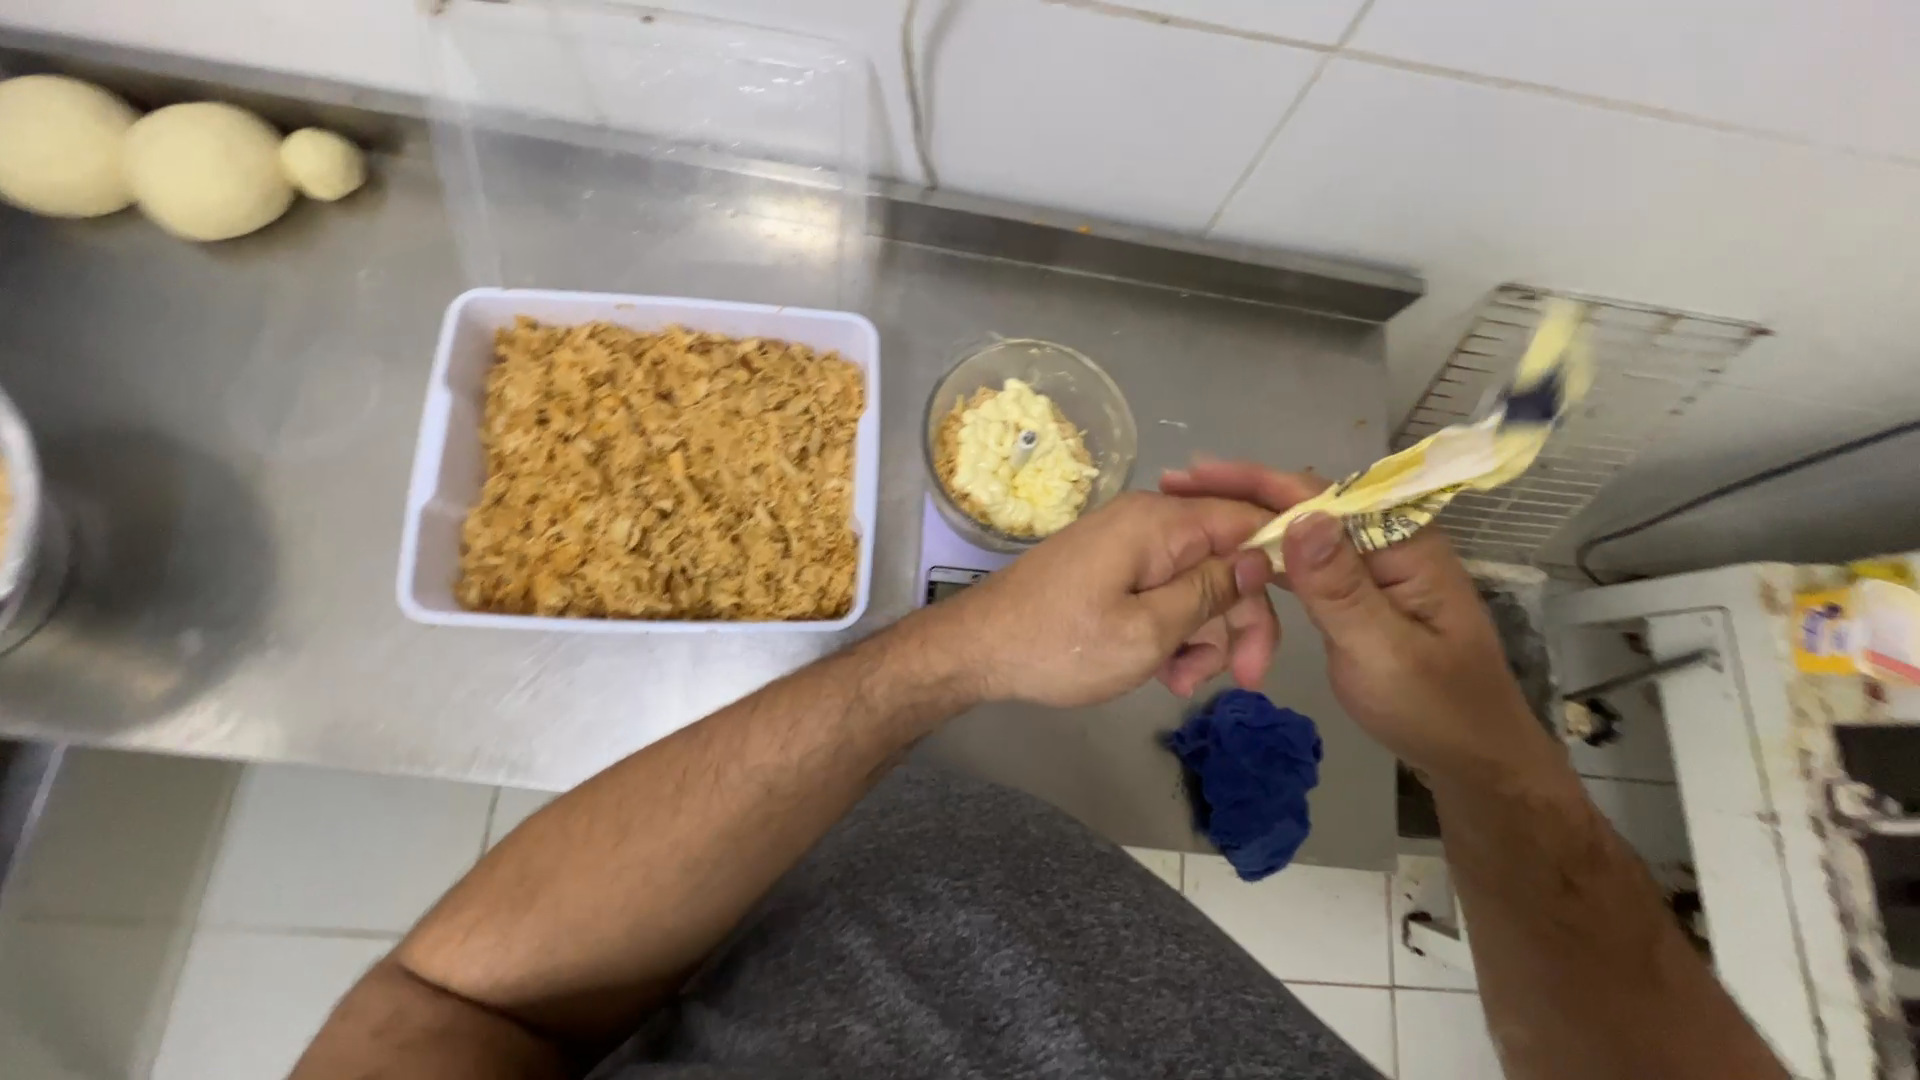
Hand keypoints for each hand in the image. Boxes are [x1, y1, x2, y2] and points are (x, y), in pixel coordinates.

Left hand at [934, 491, 1276, 707]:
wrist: (977, 650)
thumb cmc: (1061, 645)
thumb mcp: (1147, 631)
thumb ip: (1209, 594)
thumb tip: (1260, 560)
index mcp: (1160, 523)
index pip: (1247, 521)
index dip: (1279, 566)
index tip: (1297, 616)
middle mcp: (1146, 523)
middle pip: (1224, 561)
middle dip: (1236, 621)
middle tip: (1242, 679)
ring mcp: (1125, 547)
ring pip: (1194, 585)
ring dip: (1200, 637)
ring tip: (1178, 682)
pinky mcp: (1109, 572)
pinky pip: (1160, 593)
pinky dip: (1169, 632)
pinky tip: (1161, 672)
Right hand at [1160, 461, 1557, 782]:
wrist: (1470, 753)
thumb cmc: (1432, 706)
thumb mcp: (1383, 650)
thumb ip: (1340, 587)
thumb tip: (1300, 519)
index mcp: (1400, 542)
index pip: (1315, 494)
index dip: (1249, 480)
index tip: (1191, 475)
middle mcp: (1383, 540)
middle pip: (1301, 501)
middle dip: (1236, 492)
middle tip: (1174, 490)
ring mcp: (1368, 563)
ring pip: (1296, 528)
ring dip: (1243, 519)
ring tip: (1189, 511)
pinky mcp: (1353, 587)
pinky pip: (1300, 559)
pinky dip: (1261, 552)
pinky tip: (1228, 551)